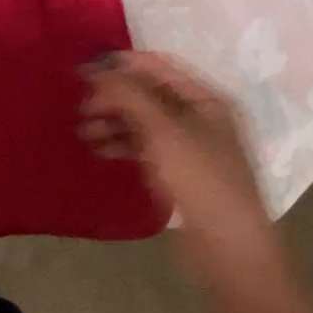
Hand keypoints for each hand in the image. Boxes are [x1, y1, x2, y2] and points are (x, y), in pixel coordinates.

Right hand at [80, 51, 282, 285]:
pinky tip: (100, 149)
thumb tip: (96, 66)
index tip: (84, 69)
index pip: (158, 66)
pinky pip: (144, 145)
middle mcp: (199, 117)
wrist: (230, 249)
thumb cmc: (200, 179)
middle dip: (113, 97)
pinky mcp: (178, 171)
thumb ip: (128, 93)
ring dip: (113, 121)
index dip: (122, 64)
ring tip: (84, 131)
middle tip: (82, 106)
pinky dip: (121, 143)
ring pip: (143, 120)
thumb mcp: (162, 129)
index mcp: (206, 100)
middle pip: (148, 93)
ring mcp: (189, 145)